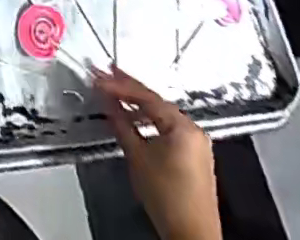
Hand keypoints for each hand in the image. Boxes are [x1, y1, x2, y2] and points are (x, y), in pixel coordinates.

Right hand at [96, 68, 220, 239]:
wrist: (191, 236)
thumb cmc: (170, 203)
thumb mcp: (138, 159)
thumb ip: (122, 127)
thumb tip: (110, 106)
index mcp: (183, 125)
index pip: (147, 97)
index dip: (121, 86)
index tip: (103, 78)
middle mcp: (193, 129)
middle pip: (156, 102)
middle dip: (130, 90)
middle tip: (108, 76)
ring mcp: (196, 142)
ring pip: (163, 115)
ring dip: (139, 106)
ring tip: (117, 97)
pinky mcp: (194, 155)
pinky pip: (169, 129)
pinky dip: (151, 122)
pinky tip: (136, 123)